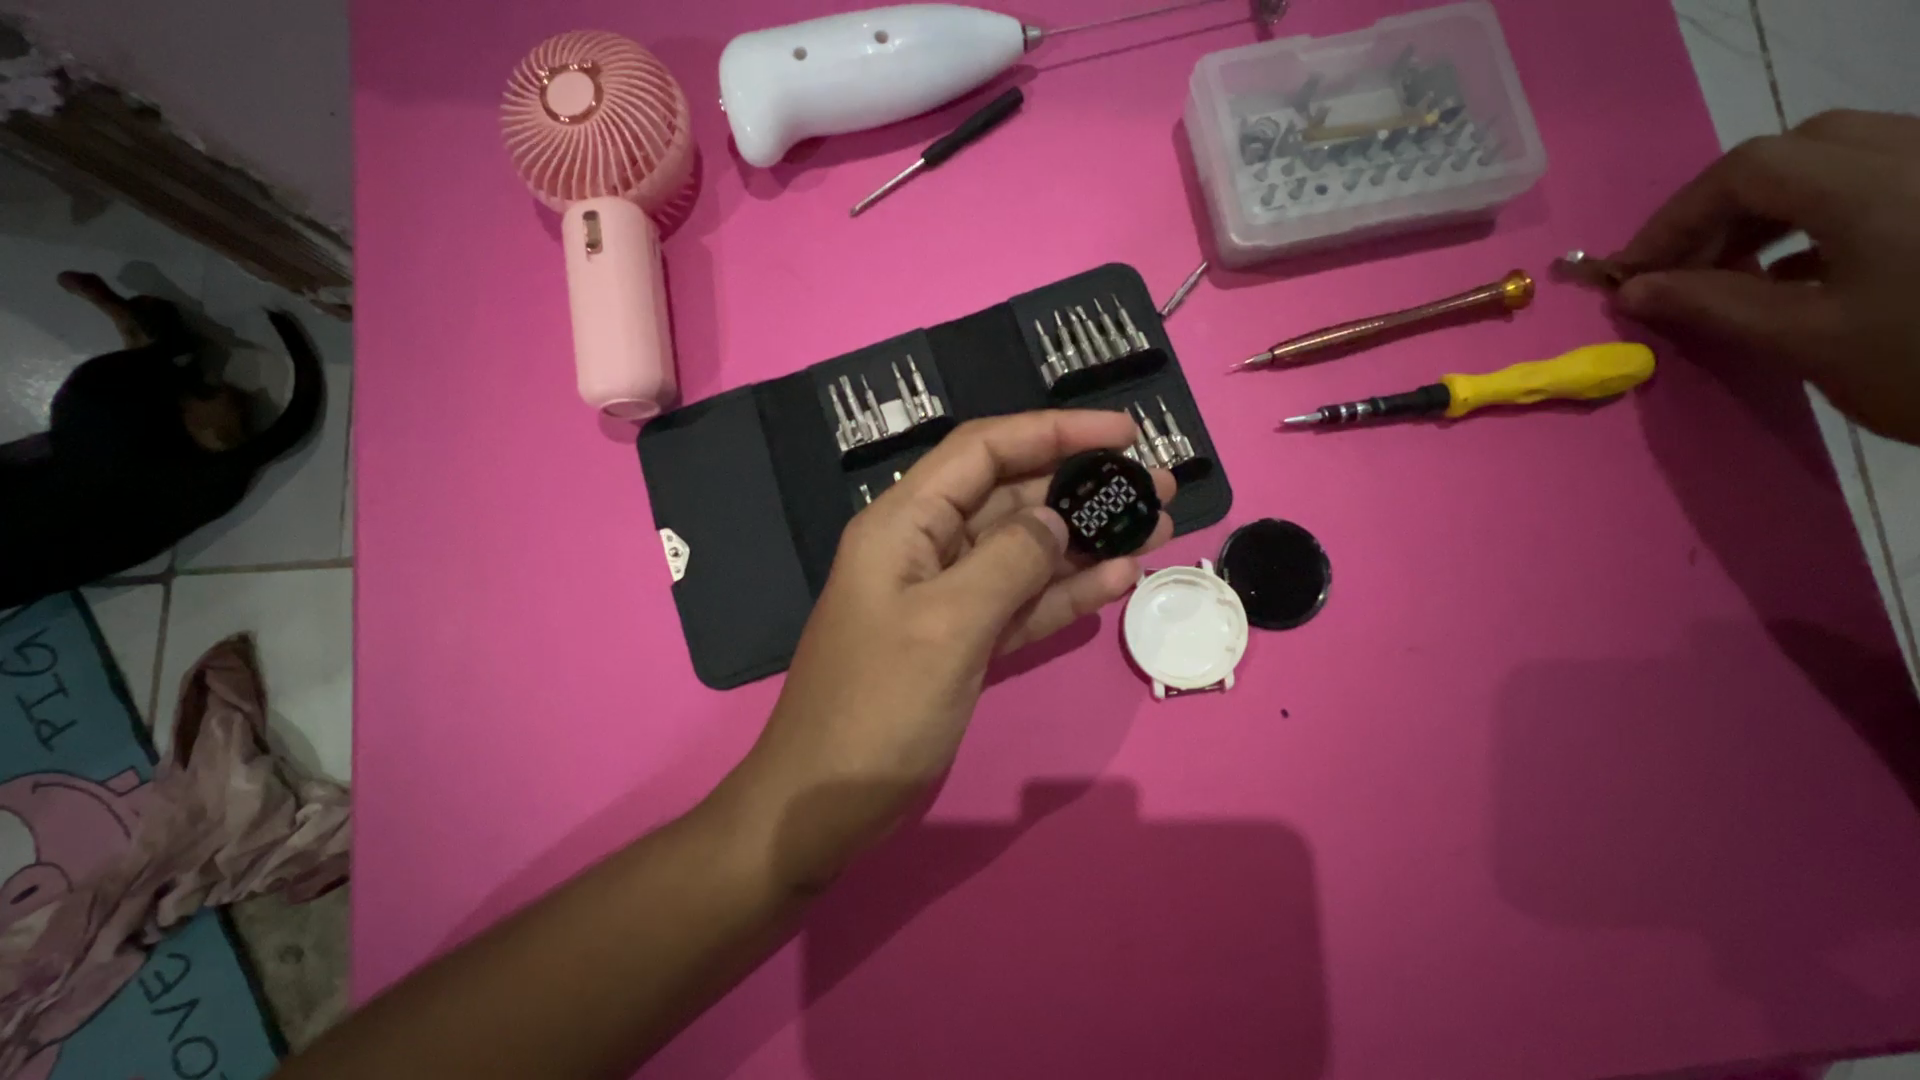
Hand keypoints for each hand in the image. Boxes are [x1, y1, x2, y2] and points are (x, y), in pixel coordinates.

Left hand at [732, 411, 1173, 887]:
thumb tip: (1055, 519)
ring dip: (1086, 539)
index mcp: (904, 523)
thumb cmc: (877, 706)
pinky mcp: (962, 641)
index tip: (1125, 434)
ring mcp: (946, 597)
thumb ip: (1008, 560)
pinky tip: (1118, 580)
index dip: (1054, 431)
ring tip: (1157, 528)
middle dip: (1082, 486)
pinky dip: (1065, 591)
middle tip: (1159, 488)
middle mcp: (925, 548)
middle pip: (1011, 497)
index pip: (984, 450)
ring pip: (1024, 551)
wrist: (826, 801)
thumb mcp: (947, 624)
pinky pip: (1022, 602)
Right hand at [1610, 109, 1919, 441]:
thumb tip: (1633, 290)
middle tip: (1685, 266)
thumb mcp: (1808, 341)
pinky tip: (1800, 266)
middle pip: (1793, 151)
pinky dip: (1820, 211)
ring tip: (1734, 268)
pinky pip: (1881, 176)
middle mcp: (1916, 156)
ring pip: (1838, 158)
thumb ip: (1713, 305)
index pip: (1745, 170)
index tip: (1635, 270)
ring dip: (1768, 207)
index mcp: (1872, 188)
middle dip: (1722, 206)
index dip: (1676, 216)